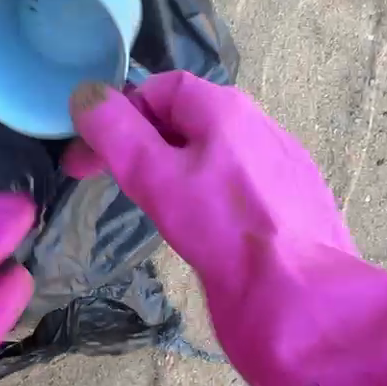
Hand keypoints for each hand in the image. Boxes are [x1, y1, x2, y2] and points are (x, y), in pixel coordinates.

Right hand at [63, 72, 352, 290]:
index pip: (161, 88)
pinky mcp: (296, 203)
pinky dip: (209, 194)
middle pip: (188, 119)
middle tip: (113, 182)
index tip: (92, 155)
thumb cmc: (221, 230)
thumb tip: (85, 95)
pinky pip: (240, 184)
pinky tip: (203, 228)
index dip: (121, 113)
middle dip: (143, 143)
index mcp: (226, 109)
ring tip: (155, 206)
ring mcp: (283, 165)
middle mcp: (260, 126)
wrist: (301, 298)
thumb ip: (115, 133)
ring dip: (175, 169)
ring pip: (214, 154)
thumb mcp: (153, 176)